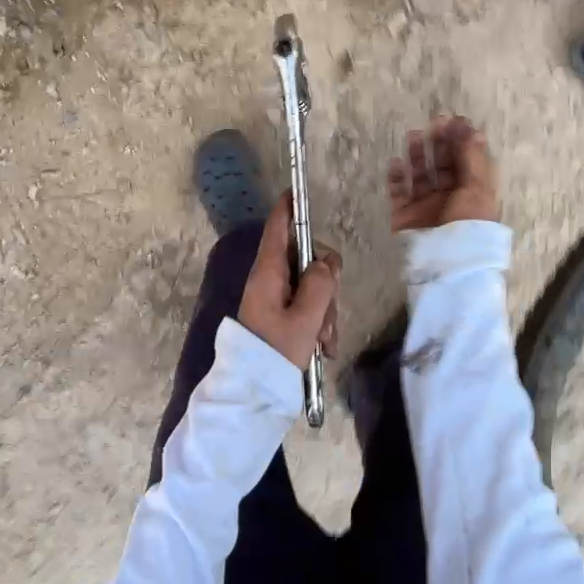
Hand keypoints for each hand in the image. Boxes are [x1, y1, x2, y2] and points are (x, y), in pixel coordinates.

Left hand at [238, 195, 340, 368]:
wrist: (255, 392)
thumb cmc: (277, 352)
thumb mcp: (305, 319)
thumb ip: (320, 285)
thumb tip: (326, 262)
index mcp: (268, 274)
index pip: (278, 229)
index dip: (288, 209)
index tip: (298, 191)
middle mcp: (270, 280)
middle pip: (306, 260)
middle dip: (325, 284)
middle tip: (327, 314)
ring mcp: (275, 299)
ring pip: (312, 287)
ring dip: (325, 311)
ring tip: (324, 341)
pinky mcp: (281, 317)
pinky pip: (308, 308)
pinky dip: (319, 324)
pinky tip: (323, 347)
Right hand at [387, 115, 499, 230]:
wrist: (444, 263)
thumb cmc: (467, 225)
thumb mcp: (478, 190)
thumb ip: (473, 159)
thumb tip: (474, 131)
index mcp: (472, 193)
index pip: (467, 161)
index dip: (462, 140)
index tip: (455, 120)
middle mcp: (449, 198)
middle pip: (443, 165)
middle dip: (440, 143)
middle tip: (435, 121)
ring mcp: (426, 206)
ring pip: (420, 175)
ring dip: (418, 155)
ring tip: (414, 135)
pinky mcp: (405, 215)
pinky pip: (398, 192)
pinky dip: (396, 176)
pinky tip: (396, 161)